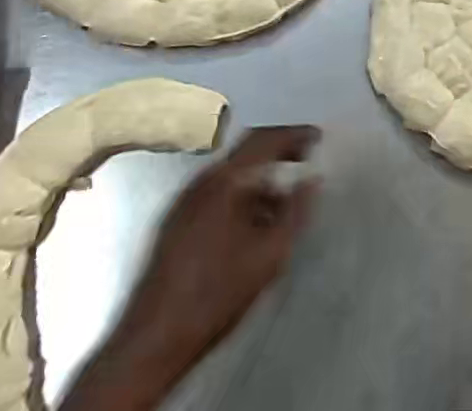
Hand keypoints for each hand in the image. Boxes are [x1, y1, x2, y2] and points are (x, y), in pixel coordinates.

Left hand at [63, 125, 321, 410]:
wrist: (154, 339)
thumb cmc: (217, 295)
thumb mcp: (270, 255)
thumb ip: (295, 212)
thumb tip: (313, 180)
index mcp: (224, 181)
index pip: (263, 139)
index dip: (293, 133)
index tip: (317, 136)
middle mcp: (201, 181)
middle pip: (246, 152)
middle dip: (278, 152)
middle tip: (306, 157)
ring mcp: (184, 200)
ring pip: (231, 175)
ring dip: (261, 177)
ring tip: (285, 197)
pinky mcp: (176, 221)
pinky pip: (217, 192)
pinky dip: (242, 195)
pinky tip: (255, 222)